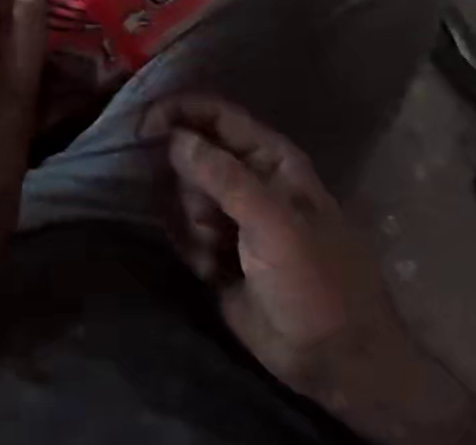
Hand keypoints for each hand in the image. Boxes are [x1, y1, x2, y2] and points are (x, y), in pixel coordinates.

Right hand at [142, 96, 475, 444]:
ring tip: (214, 249)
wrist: (334, 364)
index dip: (177, 111)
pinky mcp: (211, 243)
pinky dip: (187, 242)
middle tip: (202, 216)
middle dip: (183, 179)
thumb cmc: (318, 284)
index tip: (141, 127)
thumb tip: (172, 136)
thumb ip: (224, 176)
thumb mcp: (276, 225)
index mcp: (270, 159)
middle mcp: (246, 176)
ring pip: (179, 189)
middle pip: (189, 150)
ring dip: (188, 217)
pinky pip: (177, 224)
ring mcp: (228, 211)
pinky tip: (211, 268)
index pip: (214, 114)